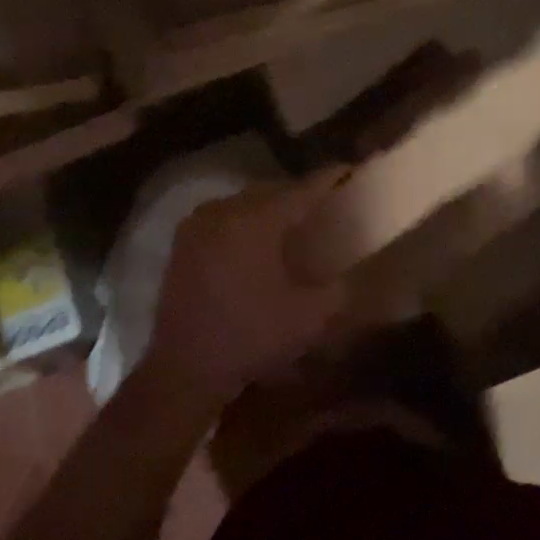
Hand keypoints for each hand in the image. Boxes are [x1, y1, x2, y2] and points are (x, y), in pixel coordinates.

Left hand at [145, 169, 349, 405]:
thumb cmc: (250, 338)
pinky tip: (258, 238)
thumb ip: (341, 288)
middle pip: (272, 190)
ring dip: (271, 206)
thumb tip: (357, 270)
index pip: (303, 189)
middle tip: (326, 201)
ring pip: (246, 201)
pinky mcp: (183, 241)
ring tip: (294, 220)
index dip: (330, 179)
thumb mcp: (310, 318)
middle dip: (300, 193)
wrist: (184, 370)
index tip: (351, 170)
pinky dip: (245, 219)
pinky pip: (224, 216)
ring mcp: (198, 224)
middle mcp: (224, 210)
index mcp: (256, 220)